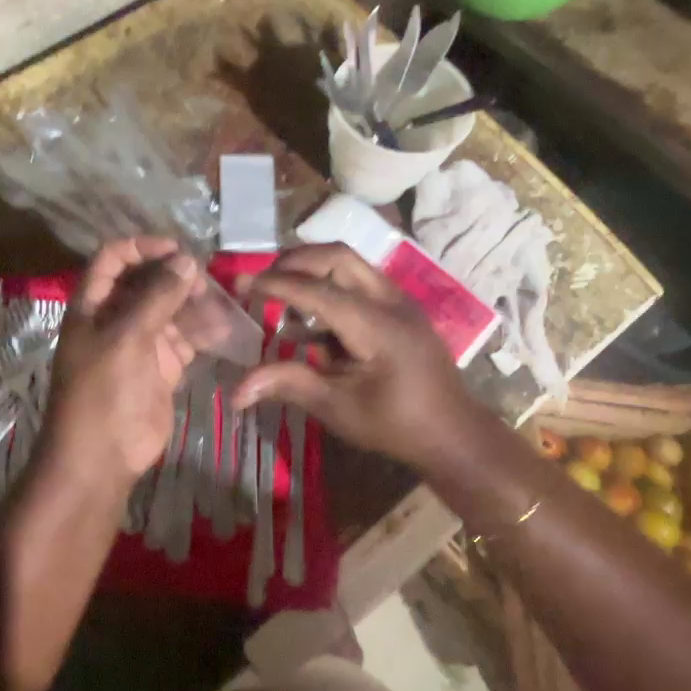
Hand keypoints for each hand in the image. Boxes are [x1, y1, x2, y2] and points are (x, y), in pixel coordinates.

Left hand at [42, 237, 199, 484]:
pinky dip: (204, 331)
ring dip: (194, 302)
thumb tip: (187, 260)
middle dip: (175, 276)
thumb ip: (157, 296)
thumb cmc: (102, 391)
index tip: (176, 249)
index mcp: (93, 304)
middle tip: (206, 280)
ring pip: (170, 309)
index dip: (142, 247)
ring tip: (222, 302)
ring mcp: (140, 342)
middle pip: (147, 281)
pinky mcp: (161, 367)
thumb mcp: (126, 337)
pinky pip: (185, 339)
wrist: (101, 458)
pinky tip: (227, 327)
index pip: (114, 258)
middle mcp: (115, 317)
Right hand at [233, 244, 477, 472]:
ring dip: (312, 269)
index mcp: (376, 325)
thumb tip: (235, 390)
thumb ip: (289, 384)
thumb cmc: (397, 425)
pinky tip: (310, 319)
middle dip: (294, 261)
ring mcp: (400, 299)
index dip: (275, 284)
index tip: (240, 284)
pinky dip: (330, 285)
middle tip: (262, 280)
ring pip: (350, 262)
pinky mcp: (401, 307)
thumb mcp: (339, 409)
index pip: (317, 289)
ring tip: (281, 293)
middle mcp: (390, 300)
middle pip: (336, 256)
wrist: (455, 434)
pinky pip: (360, 280)